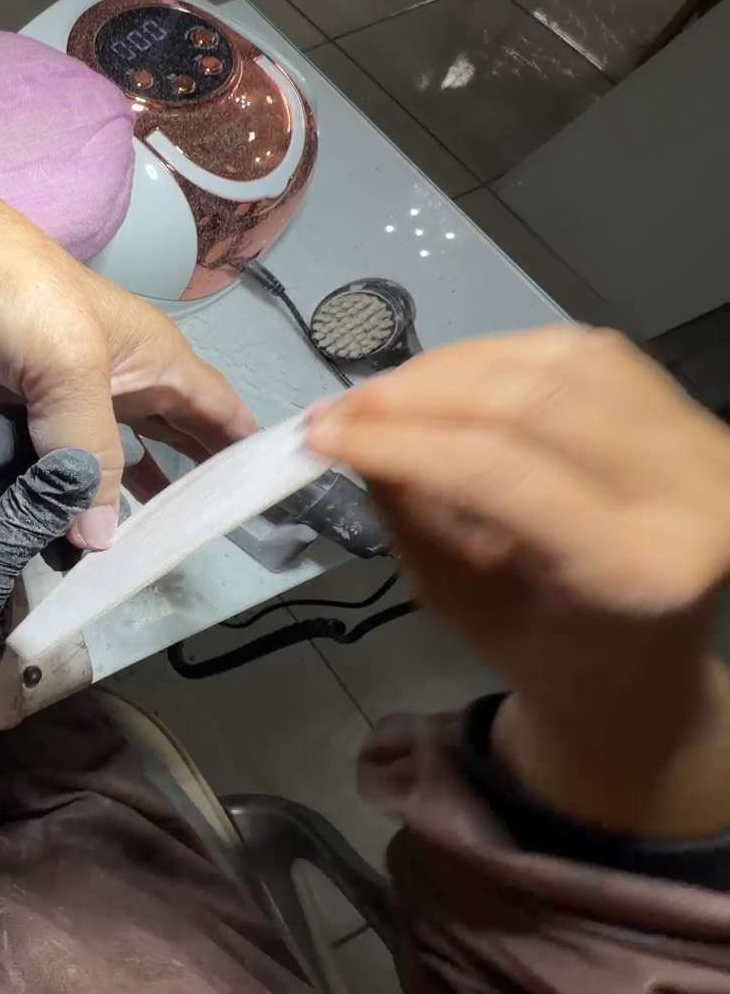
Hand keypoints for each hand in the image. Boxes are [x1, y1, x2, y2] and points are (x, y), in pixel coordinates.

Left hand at [0, 190, 256, 549]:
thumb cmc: (18, 293)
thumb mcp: (71, 365)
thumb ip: (91, 449)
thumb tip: (100, 539)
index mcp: (154, 362)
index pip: (219, 417)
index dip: (246, 463)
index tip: (262, 519)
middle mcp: (116, 388)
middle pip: (163, 450)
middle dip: (175, 501)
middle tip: (177, 560)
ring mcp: (60, 406)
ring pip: (98, 467)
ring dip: (107, 508)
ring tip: (117, 563)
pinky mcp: (12, 418)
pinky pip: (42, 468)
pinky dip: (51, 500)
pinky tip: (52, 537)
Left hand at [0, 411, 99, 780]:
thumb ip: (38, 504)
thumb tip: (89, 461)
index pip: (0, 428)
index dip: (55, 439)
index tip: (112, 455)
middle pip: (5, 458)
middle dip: (57, 477)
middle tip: (115, 495)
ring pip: (6, 493)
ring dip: (50, 509)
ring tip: (97, 531)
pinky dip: (32, 532)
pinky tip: (67, 548)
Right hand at [307, 326, 729, 834]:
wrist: (630, 656)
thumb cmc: (531, 639)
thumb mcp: (447, 590)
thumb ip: (407, 506)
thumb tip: (345, 436)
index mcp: (633, 567)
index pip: (495, 472)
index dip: (393, 442)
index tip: (317, 436)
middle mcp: (697, 495)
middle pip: (530, 402)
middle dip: (410, 394)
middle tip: (335, 409)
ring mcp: (703, 444)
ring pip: (556, 362)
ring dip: (442, 368)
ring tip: (373, 395)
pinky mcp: (685, 413)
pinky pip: (577, 353)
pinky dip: (487, 355)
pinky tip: (433, 379)